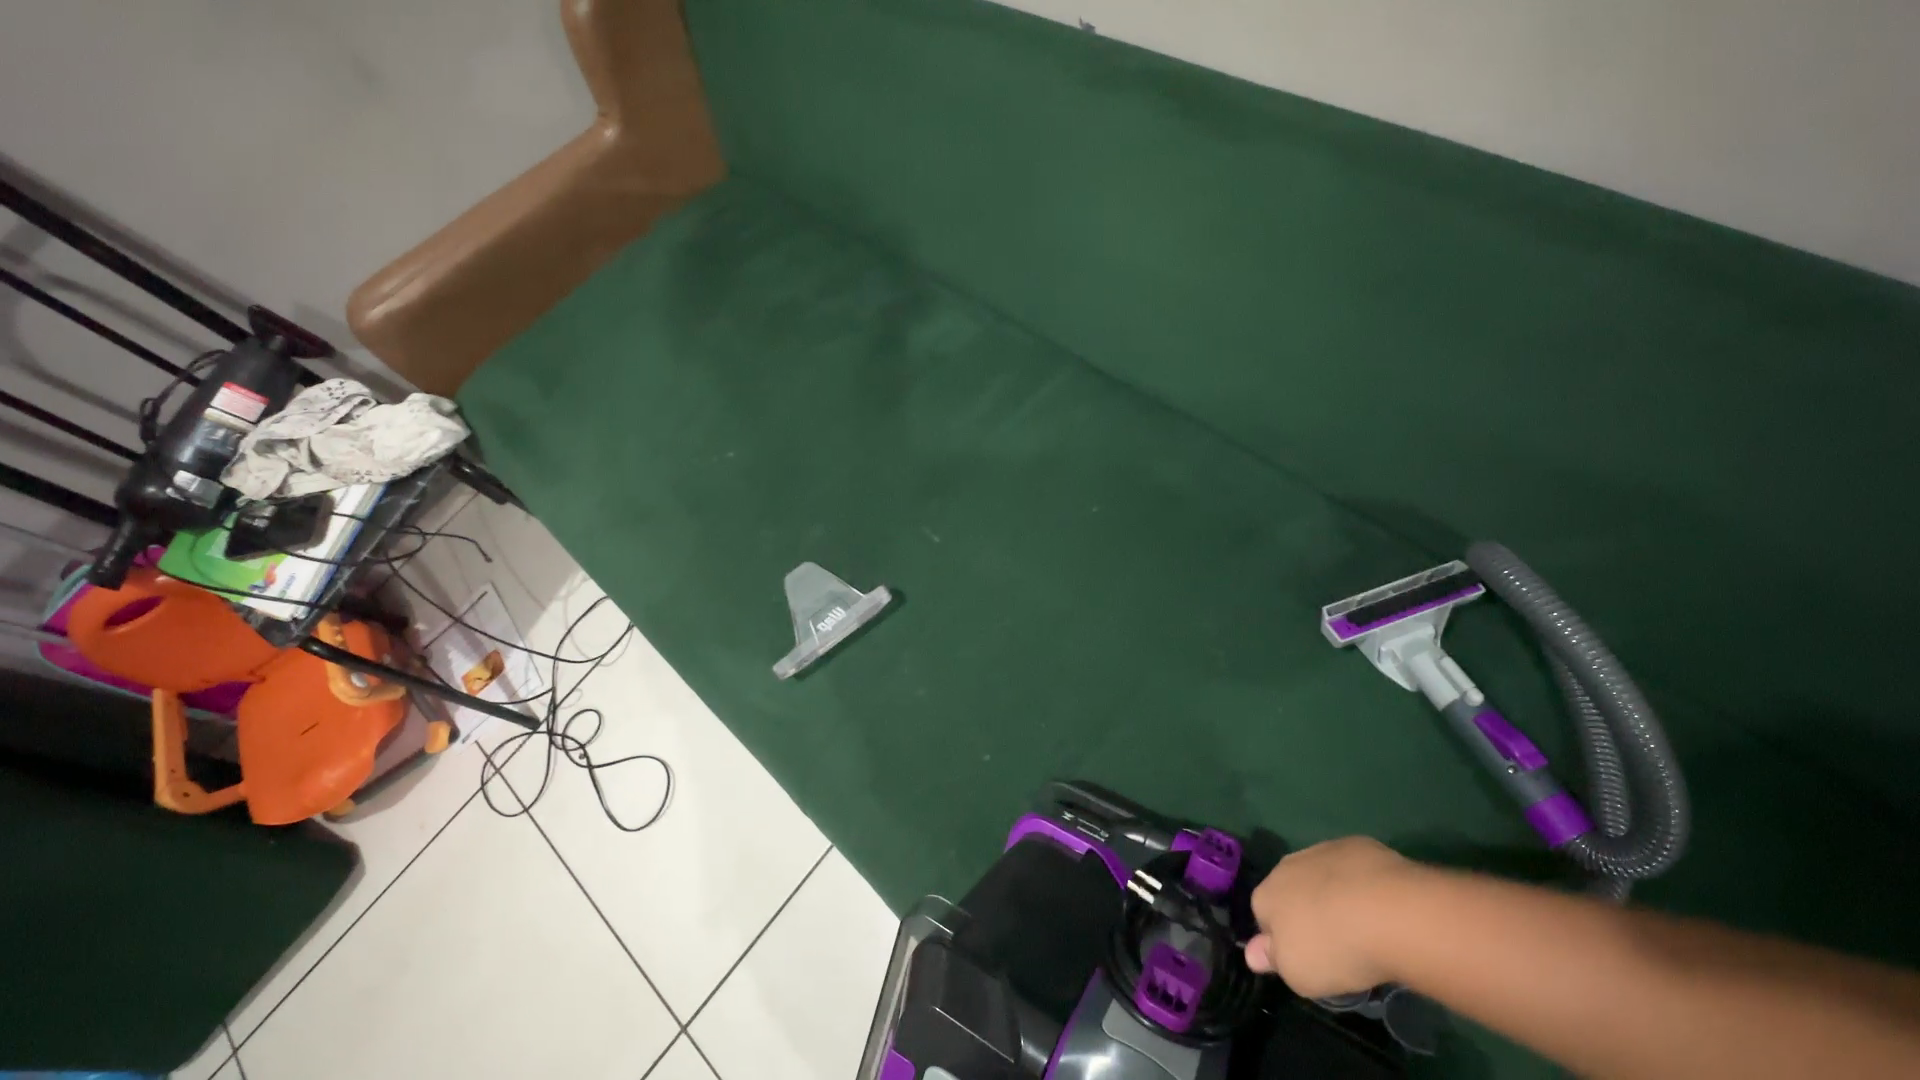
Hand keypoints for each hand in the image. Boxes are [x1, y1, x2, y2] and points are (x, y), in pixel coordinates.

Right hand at [1243, 836, 1419, 996]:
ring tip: (1363, 926)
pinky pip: (1353, 867)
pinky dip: (1362, 883)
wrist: (1392, 913)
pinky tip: (1383, 905)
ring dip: (1333, 895)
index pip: (1262, 917)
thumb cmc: (1335, 949)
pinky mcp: (1359, 845)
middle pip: (1290, 890)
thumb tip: (1253, 952)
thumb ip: (1273, 960)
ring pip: (1321, 875)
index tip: (1305, 957)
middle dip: (1306, 911)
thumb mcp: (1297, 974)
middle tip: (1334, 942)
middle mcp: (1287, 866)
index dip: (1282, 939)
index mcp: (1266, 896)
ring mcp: (1323, 851)